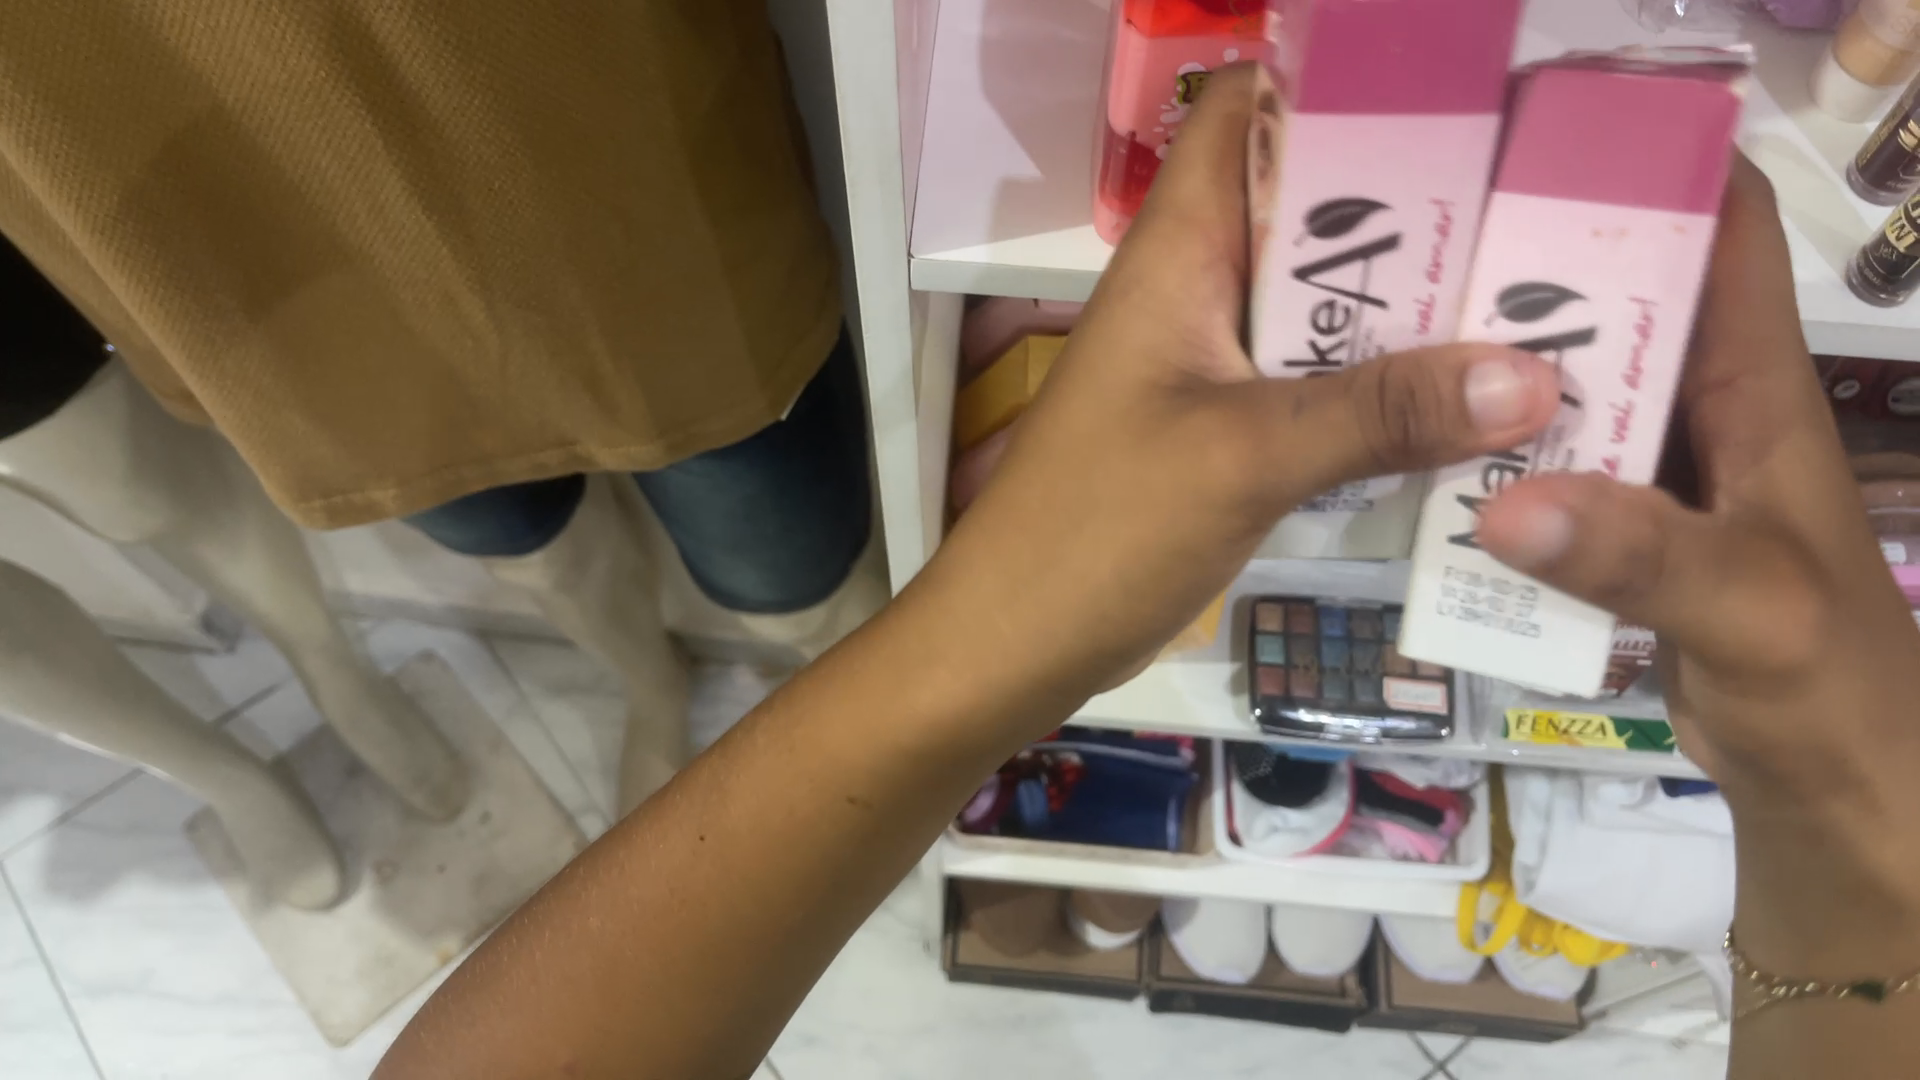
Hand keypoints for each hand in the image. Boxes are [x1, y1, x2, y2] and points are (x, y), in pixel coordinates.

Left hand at [905, 64, 1562, 725]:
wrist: (1019, 633)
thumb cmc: (1100, 528)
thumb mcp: (1239, 457)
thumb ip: (1375, 411)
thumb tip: (1532, 375)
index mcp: (1177, 254)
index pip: (1250, 110)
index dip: (1348, 76)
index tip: (1476, 85)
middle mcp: (1194, 296)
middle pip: (1315, 212)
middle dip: (1428, 205)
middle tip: (1566, 205)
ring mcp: (1208, 372)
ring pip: (1325, 312)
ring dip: (1418, 315)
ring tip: (1558, 308)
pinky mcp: (1222, 440)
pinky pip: (1317, 393)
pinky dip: (1385, 397)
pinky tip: (1475, 414)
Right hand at [1470, 159, 1919, 980]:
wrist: (1832, 781)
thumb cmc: (1826, 680)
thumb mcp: (1746, 610)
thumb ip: (1636, 556)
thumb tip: (1504, 505)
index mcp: (1753, 397)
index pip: (1721, 246)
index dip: (1656, 178)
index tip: (1547, 146)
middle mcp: (1691, 417)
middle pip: (1609, 313)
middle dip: (1525, 273)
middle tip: (1415, 256)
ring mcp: (1639, 475)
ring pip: (1555, 395)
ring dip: (1485, 370)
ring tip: (1387, 344)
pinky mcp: (1595, 528)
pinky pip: (1524, 469)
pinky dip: (1473, 454)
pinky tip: (1409, 457)